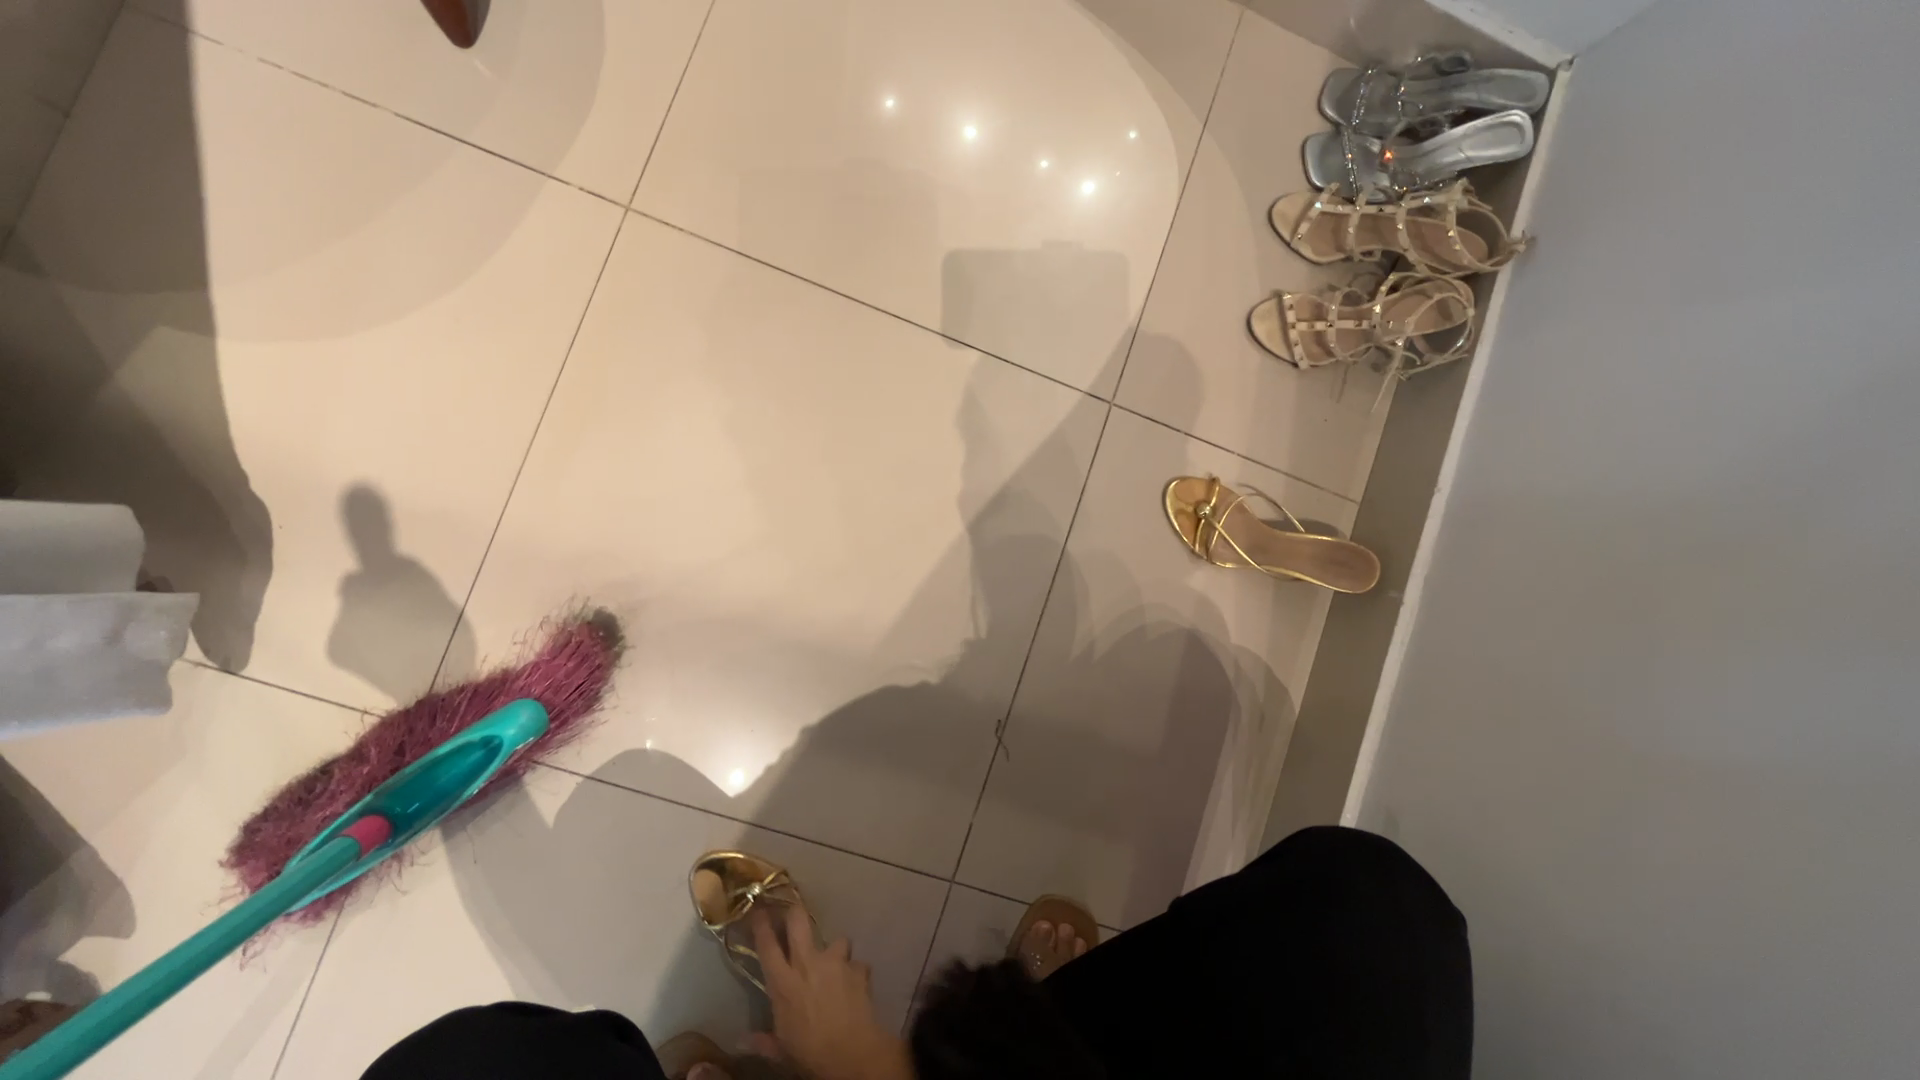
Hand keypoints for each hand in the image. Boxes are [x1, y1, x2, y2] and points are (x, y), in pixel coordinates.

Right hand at [751, 903, 911, 1079]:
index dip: (761, 925)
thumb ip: (763, 1040)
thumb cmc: (809, 1051)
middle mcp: (807, 964)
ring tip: (837, 964)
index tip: (759, 911)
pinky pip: (858, 964)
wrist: (850, 1053)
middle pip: (798, 922)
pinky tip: (856, 985)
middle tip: (795, 914)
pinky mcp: (858, 969)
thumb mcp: (781, 1049)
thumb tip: (741, 1041)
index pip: (767, 946)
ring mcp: (835, 963)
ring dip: (837, 950)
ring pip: (837, 939)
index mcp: (783, 983)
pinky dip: (856, 973)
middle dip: (796, 913)